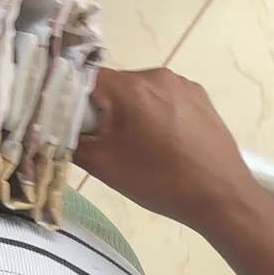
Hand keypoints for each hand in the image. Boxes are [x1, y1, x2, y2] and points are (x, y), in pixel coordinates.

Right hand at [74, 67, 265, 235]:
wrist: (222, 199)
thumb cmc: (158, 180)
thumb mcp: (102, 165)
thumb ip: (68, 140)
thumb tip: (51, 128)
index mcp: (129, 87)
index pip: (83, 78)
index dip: (72, 99)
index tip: (73, 123)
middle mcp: (155, 75)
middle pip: (112, 84)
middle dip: (104, 107)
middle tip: (106, 141)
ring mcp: (182, 84)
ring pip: (138, 91)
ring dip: (131, 110)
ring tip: (138, 144)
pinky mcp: (201, 96)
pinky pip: (163, 97)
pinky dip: (155, 113)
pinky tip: (162, 141)